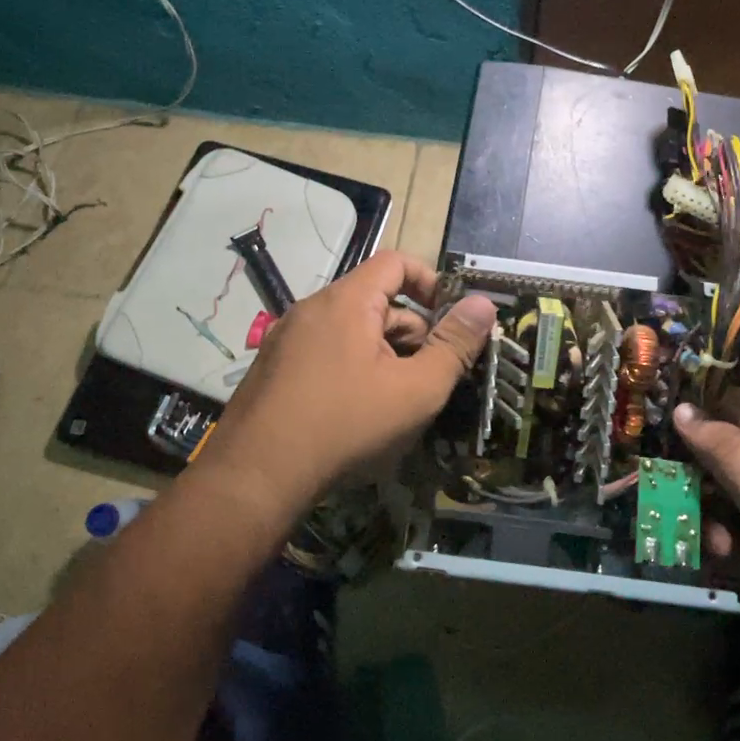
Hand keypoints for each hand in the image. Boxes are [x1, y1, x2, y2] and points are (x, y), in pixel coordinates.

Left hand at [197, 252, 495, 516]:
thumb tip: (484, 304)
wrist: (255, 478)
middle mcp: (312, 309)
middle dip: (412, 330)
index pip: (396, 262)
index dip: (431, 282)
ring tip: (399, 399)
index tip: (452, 319)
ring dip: (383, 353)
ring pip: (350, 330)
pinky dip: (352, 368)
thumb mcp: (415, 390)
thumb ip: (454, 345)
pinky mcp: (273, 370)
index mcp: (346, 301)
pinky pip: (325, 353)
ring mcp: (286, 340)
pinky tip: (359, 412)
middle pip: (374, 299)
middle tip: (432, 372)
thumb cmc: (345, 426)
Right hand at [674, 387, 739, 631]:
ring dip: (710, 512)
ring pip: (727, 485)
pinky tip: (730, 555)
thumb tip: (681, 406)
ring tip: (714, 545)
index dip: (687, 413)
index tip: (655, 435)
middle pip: (717, 446)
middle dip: (694, 476)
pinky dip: (733, 532)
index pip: (719, 398)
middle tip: (676, 503)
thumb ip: (718, 442)